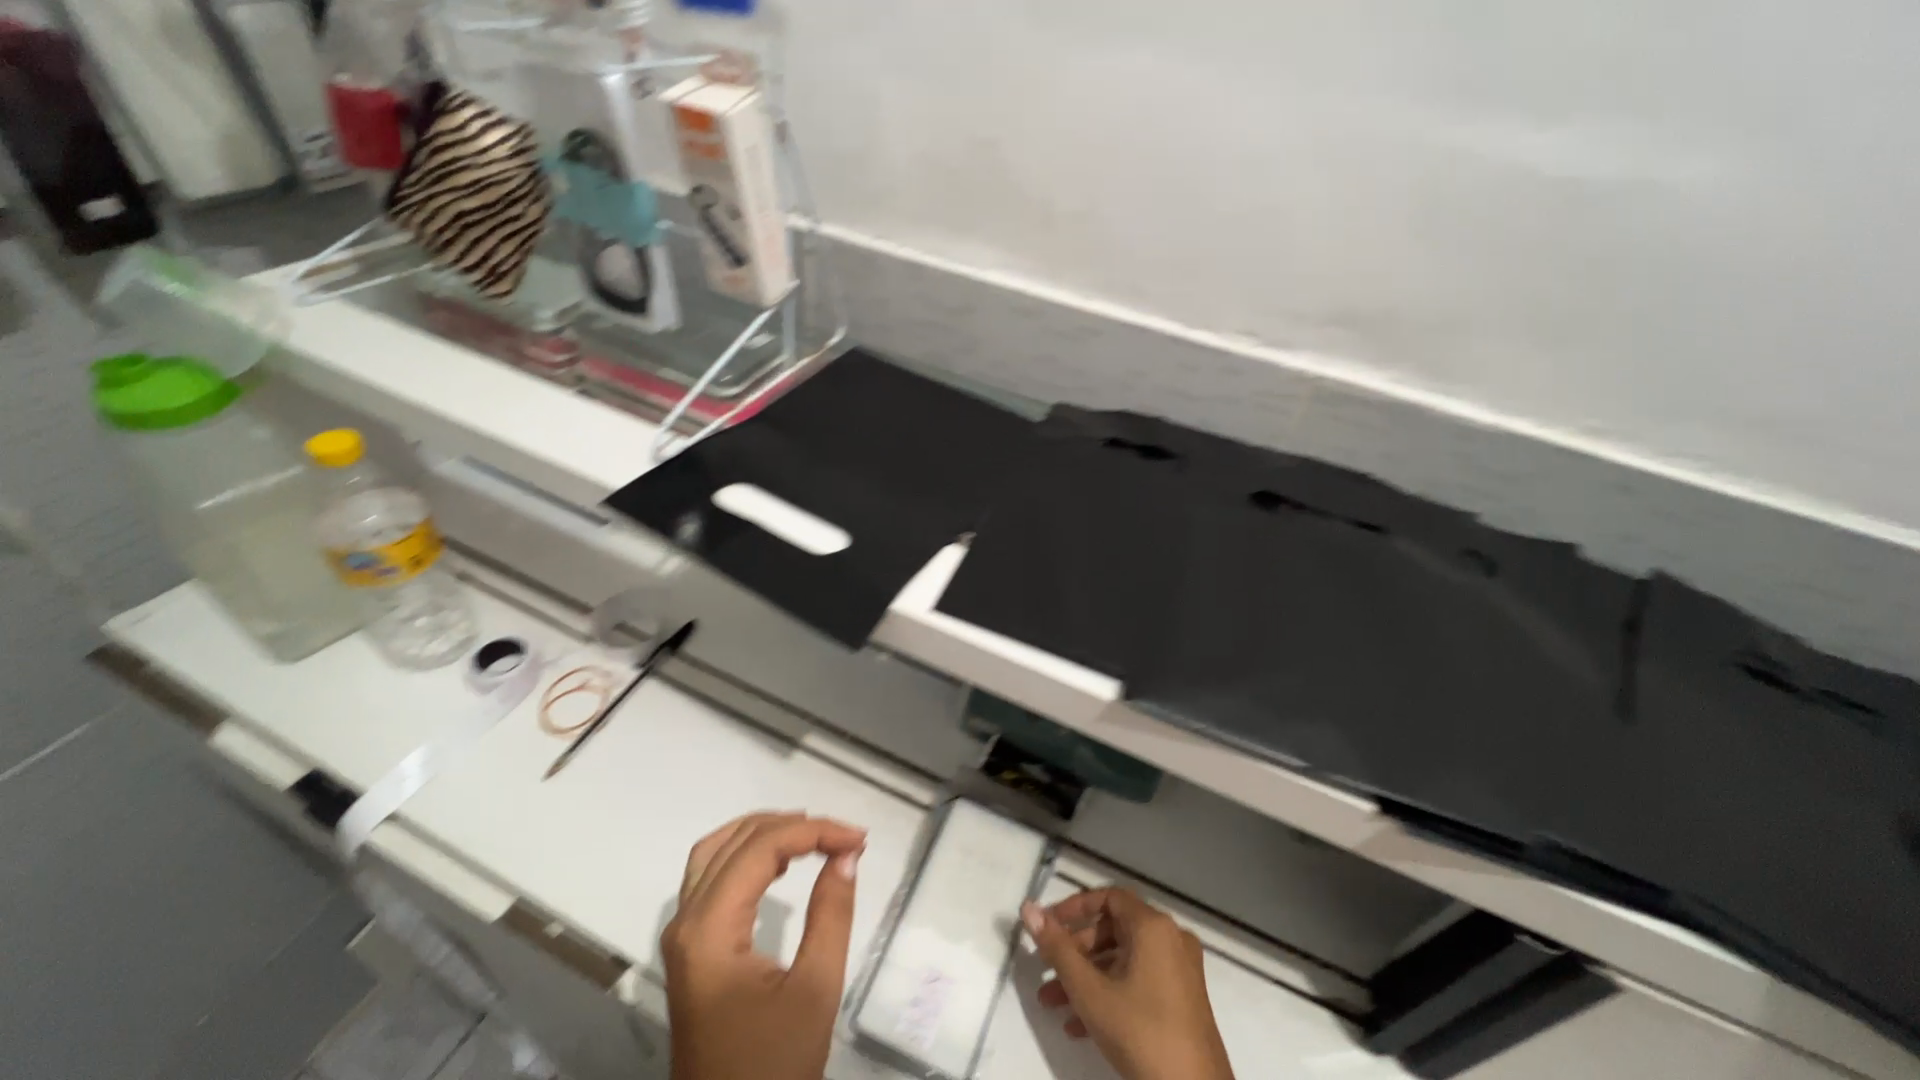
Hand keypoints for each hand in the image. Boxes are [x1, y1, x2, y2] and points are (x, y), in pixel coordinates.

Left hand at [662, 812, 866, 1079]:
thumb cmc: (774, 1063)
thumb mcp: (815, 990)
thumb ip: (831, 914)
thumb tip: (847, 855)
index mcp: (709, 930)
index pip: (760, 850)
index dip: (813, 832)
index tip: (859, 840)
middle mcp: (685, 921)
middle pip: (732, 842)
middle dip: (790, 826)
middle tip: (843, 836)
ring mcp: (682, 935)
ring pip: (714, 853)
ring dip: (764, 834)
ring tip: (815, 836)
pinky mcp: (691, 949)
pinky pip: (711, 878)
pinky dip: (747, 856)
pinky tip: (781, 864)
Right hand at [1022, 888, 1234, 1079]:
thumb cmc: (1139, 1031)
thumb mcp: (1089, 990)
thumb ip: (1057, 948)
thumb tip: (1028, 908)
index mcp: (1153, 927)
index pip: (1109, 897)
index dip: (1074, 908)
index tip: (1047, 927)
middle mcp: (1171, 939)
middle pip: (1114, 930)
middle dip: (1075, 951)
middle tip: (1046, 971)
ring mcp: (1180, 970)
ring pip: (1123, 960)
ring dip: (1086, 977)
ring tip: (1052, 1004)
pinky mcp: (1182, 998)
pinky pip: (1138, 981)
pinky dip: (1109, 993)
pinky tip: (1078, 1026)